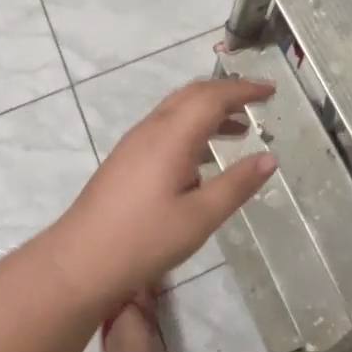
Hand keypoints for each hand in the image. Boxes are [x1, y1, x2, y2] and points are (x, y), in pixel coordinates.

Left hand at [42, 78, 278, 313]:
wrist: (79, 262)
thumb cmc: (144, 240)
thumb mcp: (200, 218)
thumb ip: (236, 185)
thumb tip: (270, 158)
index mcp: (172, 136)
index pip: (213, 97)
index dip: (244, 89)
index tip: (271, 91)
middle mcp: (152, 129)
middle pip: (193, 94)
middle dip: (228, 92)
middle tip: (258, 100)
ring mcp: (135, 143)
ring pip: (178, 110)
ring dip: (210, 111)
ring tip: (240, 129)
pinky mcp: (127, 159)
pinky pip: (166, 127)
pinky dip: (193, 127)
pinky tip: (204, 157)